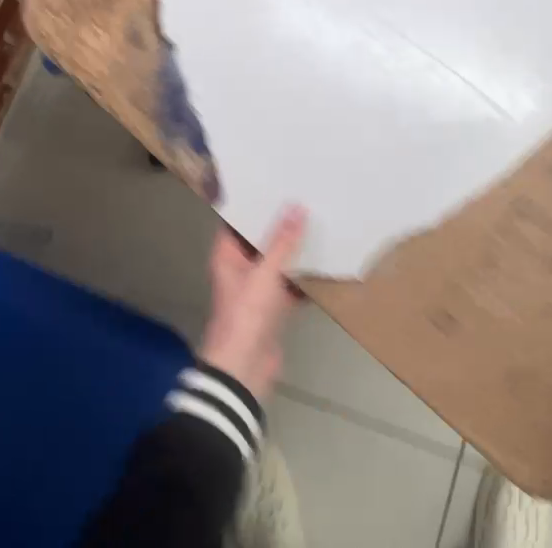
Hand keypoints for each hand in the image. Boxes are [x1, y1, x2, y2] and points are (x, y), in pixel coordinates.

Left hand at [199, 206, 306, 397]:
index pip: (237, 221)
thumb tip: (297, 206)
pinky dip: (304, 277)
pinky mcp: (274, 308)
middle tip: (305, 197)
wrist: (245, 369)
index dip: (253, 203)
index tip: (275, 182)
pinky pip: (291, 285)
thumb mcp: (265, 273)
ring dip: (294, 249)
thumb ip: (282, 241)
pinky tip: (325, 261)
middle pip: (260, 240)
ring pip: (278, 262)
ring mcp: (257, 289)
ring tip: (318, 221)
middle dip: (280, 224)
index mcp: (227, 256)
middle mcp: (240, 269)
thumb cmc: (246, 315)